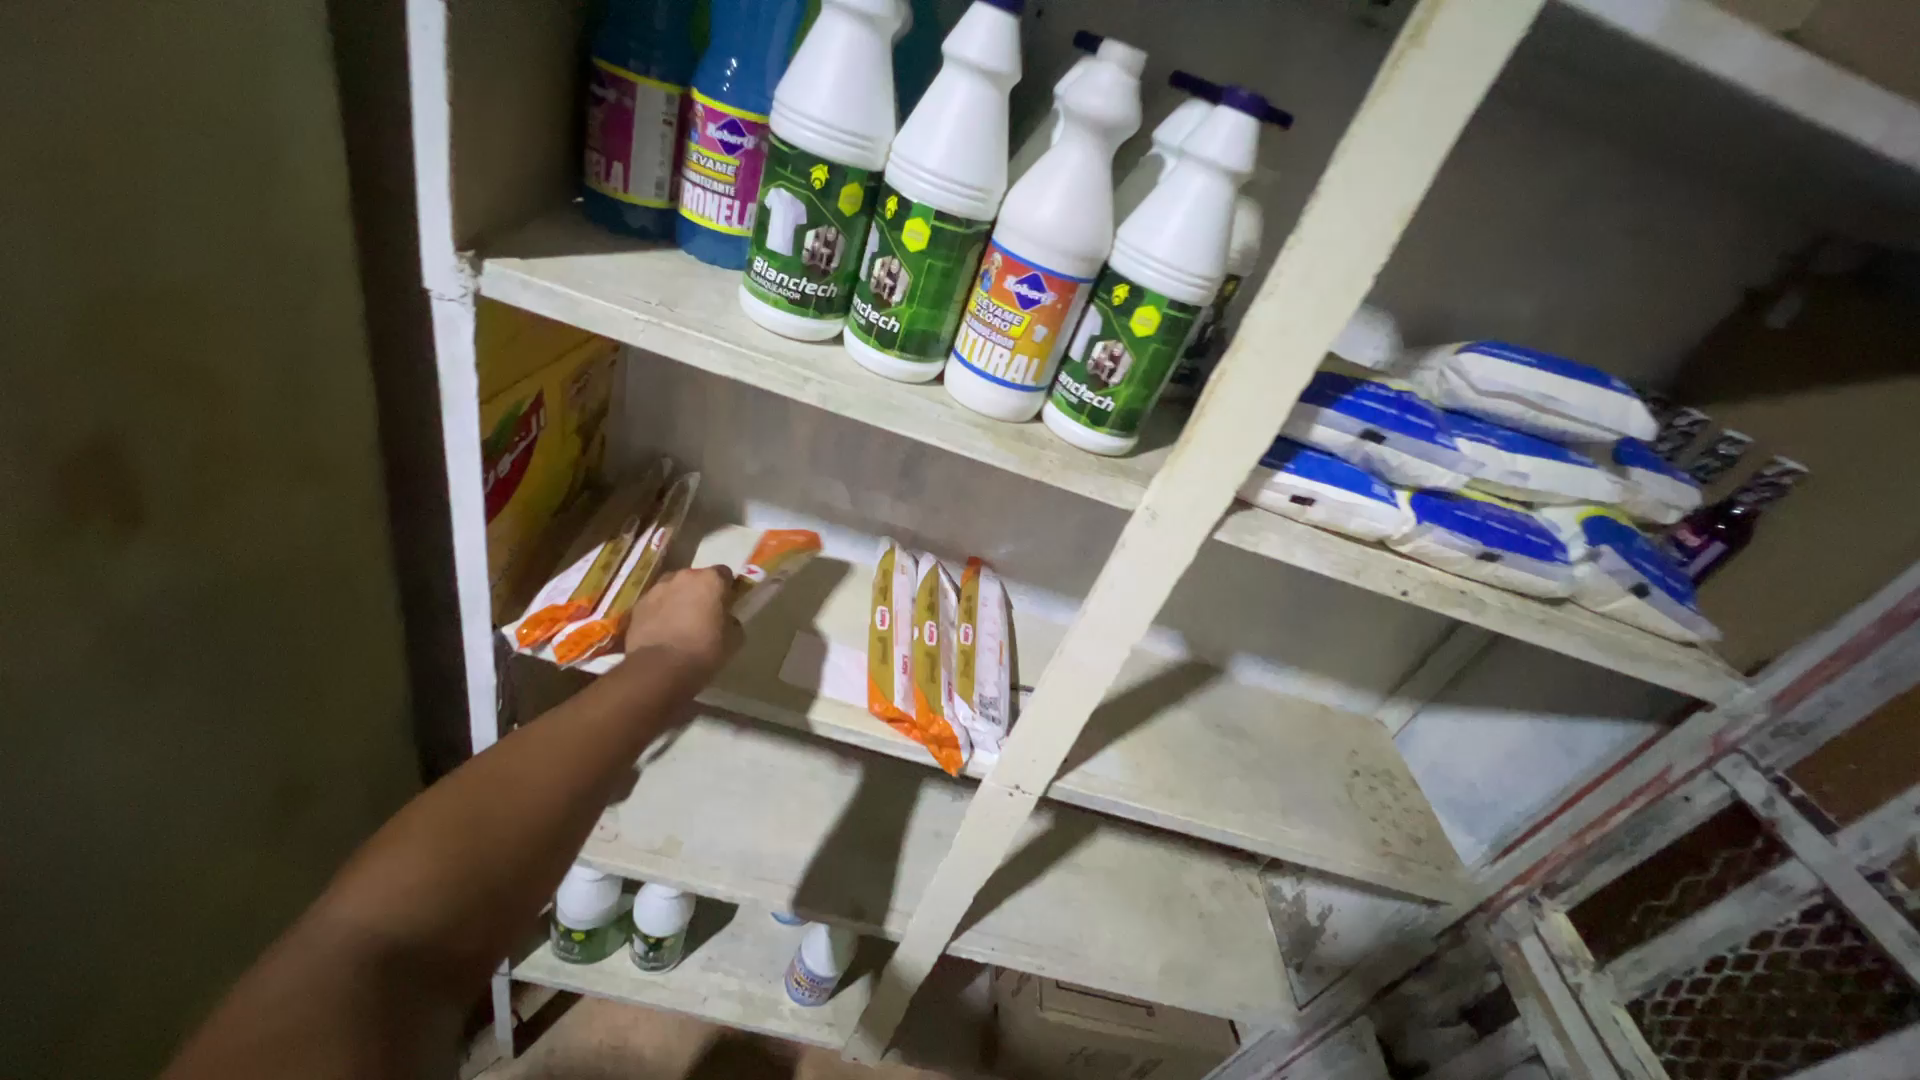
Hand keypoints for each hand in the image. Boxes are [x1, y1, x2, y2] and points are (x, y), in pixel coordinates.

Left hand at [623, 566, 743, 683]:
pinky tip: (662, 632)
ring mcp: (657, 589)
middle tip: (703, 615)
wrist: (659, 668)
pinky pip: (655, 603)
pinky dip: (659, 612)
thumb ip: (732, 621)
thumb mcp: (734, 639)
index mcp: (711, 580)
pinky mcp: (638, 605)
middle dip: (700, 592)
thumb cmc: (704, 651)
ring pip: (673, 588)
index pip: (725, 574)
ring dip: (678, 600)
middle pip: (696, 578)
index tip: (726, 605)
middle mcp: (683, 576)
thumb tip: (726, 620)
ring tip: (679, 624)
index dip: (726, 589)